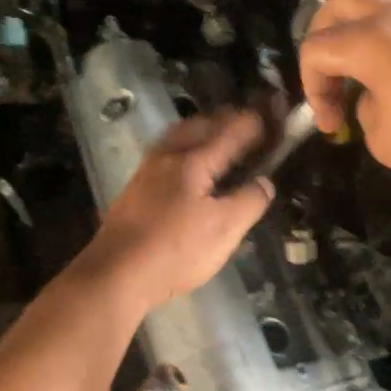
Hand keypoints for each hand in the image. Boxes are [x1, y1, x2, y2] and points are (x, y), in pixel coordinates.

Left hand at [76, 110, 275, 310]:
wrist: (115, 273)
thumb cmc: (175, 251)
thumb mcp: (225, 229)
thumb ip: (249, 201)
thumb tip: (264, 182)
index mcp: (194, 160)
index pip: (232, 131)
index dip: (256, 123)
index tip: (275, 117)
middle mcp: (168, 155)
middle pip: (201, 124)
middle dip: (228, 120)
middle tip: (251, 124)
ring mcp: (147, 170)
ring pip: (180, 136)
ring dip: (203, 130)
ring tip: (220, 137)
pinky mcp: (136, 187)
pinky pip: (167, 152)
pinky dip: (187, 147)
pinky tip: (190, 164)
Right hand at [300, 0, 390, 186]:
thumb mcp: (388, 144)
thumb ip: (367, 117)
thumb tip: (377, 101)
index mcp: (369, 41)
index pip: (315, 50)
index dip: (312, 89)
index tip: (332, 126)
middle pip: (340, 2)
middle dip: (323, 36)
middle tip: (330, 74)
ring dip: (360, 28)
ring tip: (366, 66)